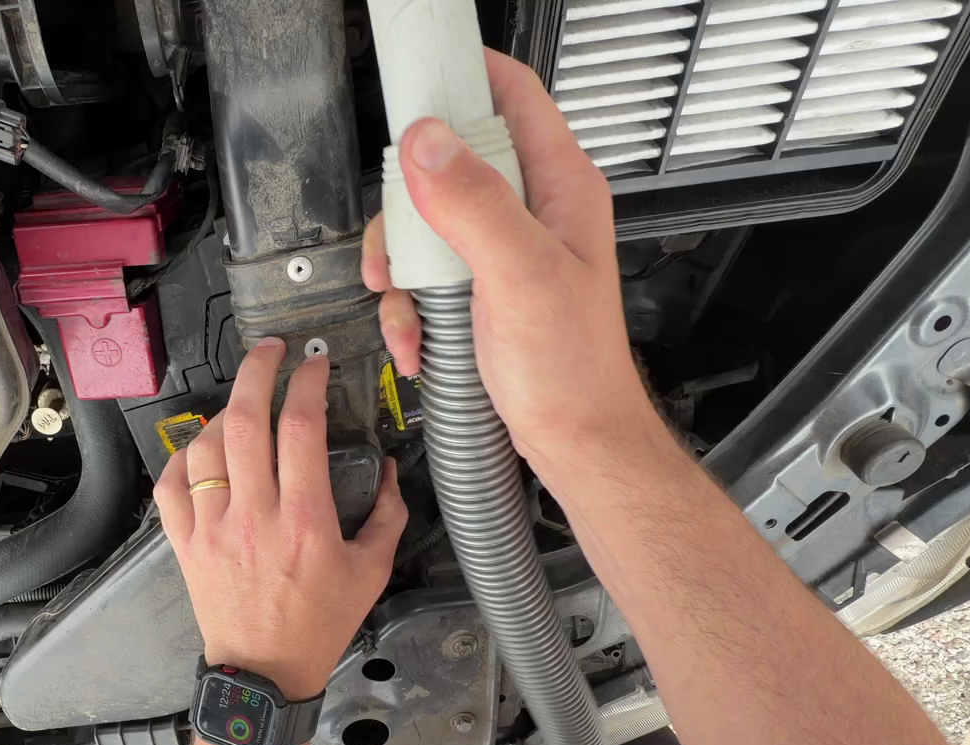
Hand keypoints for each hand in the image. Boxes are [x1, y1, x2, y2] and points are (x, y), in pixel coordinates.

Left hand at [155, 338, 408, 699]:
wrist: (263, 673)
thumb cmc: (320, 624)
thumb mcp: (372, 571)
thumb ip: (387, 514)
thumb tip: (388, 468)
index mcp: (305, 521)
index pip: (301, 428)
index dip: (307, 383)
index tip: (314, 365)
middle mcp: (254, 517)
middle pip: (245, 421)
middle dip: (258, 371)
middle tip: (271, 351)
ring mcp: (212, 529)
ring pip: (205, 445)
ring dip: (223, 412)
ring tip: (242, 405)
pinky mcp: (185, 544)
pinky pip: (171, 484)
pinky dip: (183, 455)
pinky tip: (203, 447)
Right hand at [361, 50, 664, 485]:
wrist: (571, 437)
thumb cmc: (570, 369)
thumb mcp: (522, 278)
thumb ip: (475, 205)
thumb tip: (427, 143)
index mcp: (556, 188)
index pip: (510, 97)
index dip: (460, 82)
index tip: (411, 93)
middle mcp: (526, 214)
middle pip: (446, 169)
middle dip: (405, 215)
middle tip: (398, 253)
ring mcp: (498, 256)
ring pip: (424, 231)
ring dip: (400, 277)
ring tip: (406, 315)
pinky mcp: (477, 295)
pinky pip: (423, 282)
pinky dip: (408, 313)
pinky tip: (416, 342)